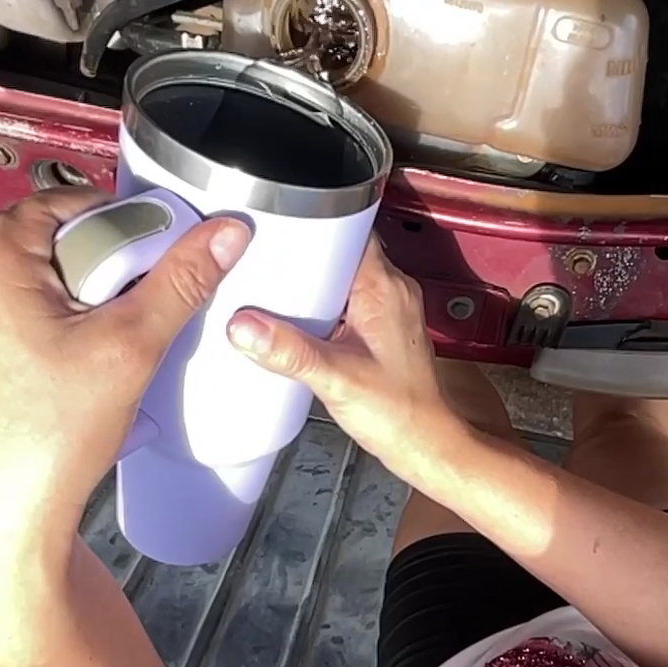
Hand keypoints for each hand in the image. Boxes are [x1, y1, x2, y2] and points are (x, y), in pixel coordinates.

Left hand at [0, 189, 249, 568]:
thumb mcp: (130, 348)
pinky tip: (69, 362)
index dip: (136, 240)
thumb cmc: (47, 437)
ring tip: (99, 353)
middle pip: (58, 236)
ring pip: (37, 269)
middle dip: (106, 274)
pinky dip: (50, 317)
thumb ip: (182, 281)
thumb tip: (227, 232)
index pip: (84, 207)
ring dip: (81, 297)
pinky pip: (12, 299)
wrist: (0, 515)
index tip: (161, 283)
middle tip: (127, 330)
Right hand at [225, 238, 467, 484]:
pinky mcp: (386, 331)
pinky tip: (303, 325)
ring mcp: (392, 311)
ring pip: (346, 278)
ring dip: (315, 285)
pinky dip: (326, 308)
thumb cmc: (399, 413)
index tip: (280, 227)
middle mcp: (393, 292)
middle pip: (343, 252)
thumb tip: (244, 326)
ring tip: (277, 294)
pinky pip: (351, 302)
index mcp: (384, 288)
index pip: (350, 229)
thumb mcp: (335, 379)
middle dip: (306, 256)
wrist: (424, 444)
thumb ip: (288, 352)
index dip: (314, 222)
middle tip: (267, 266)